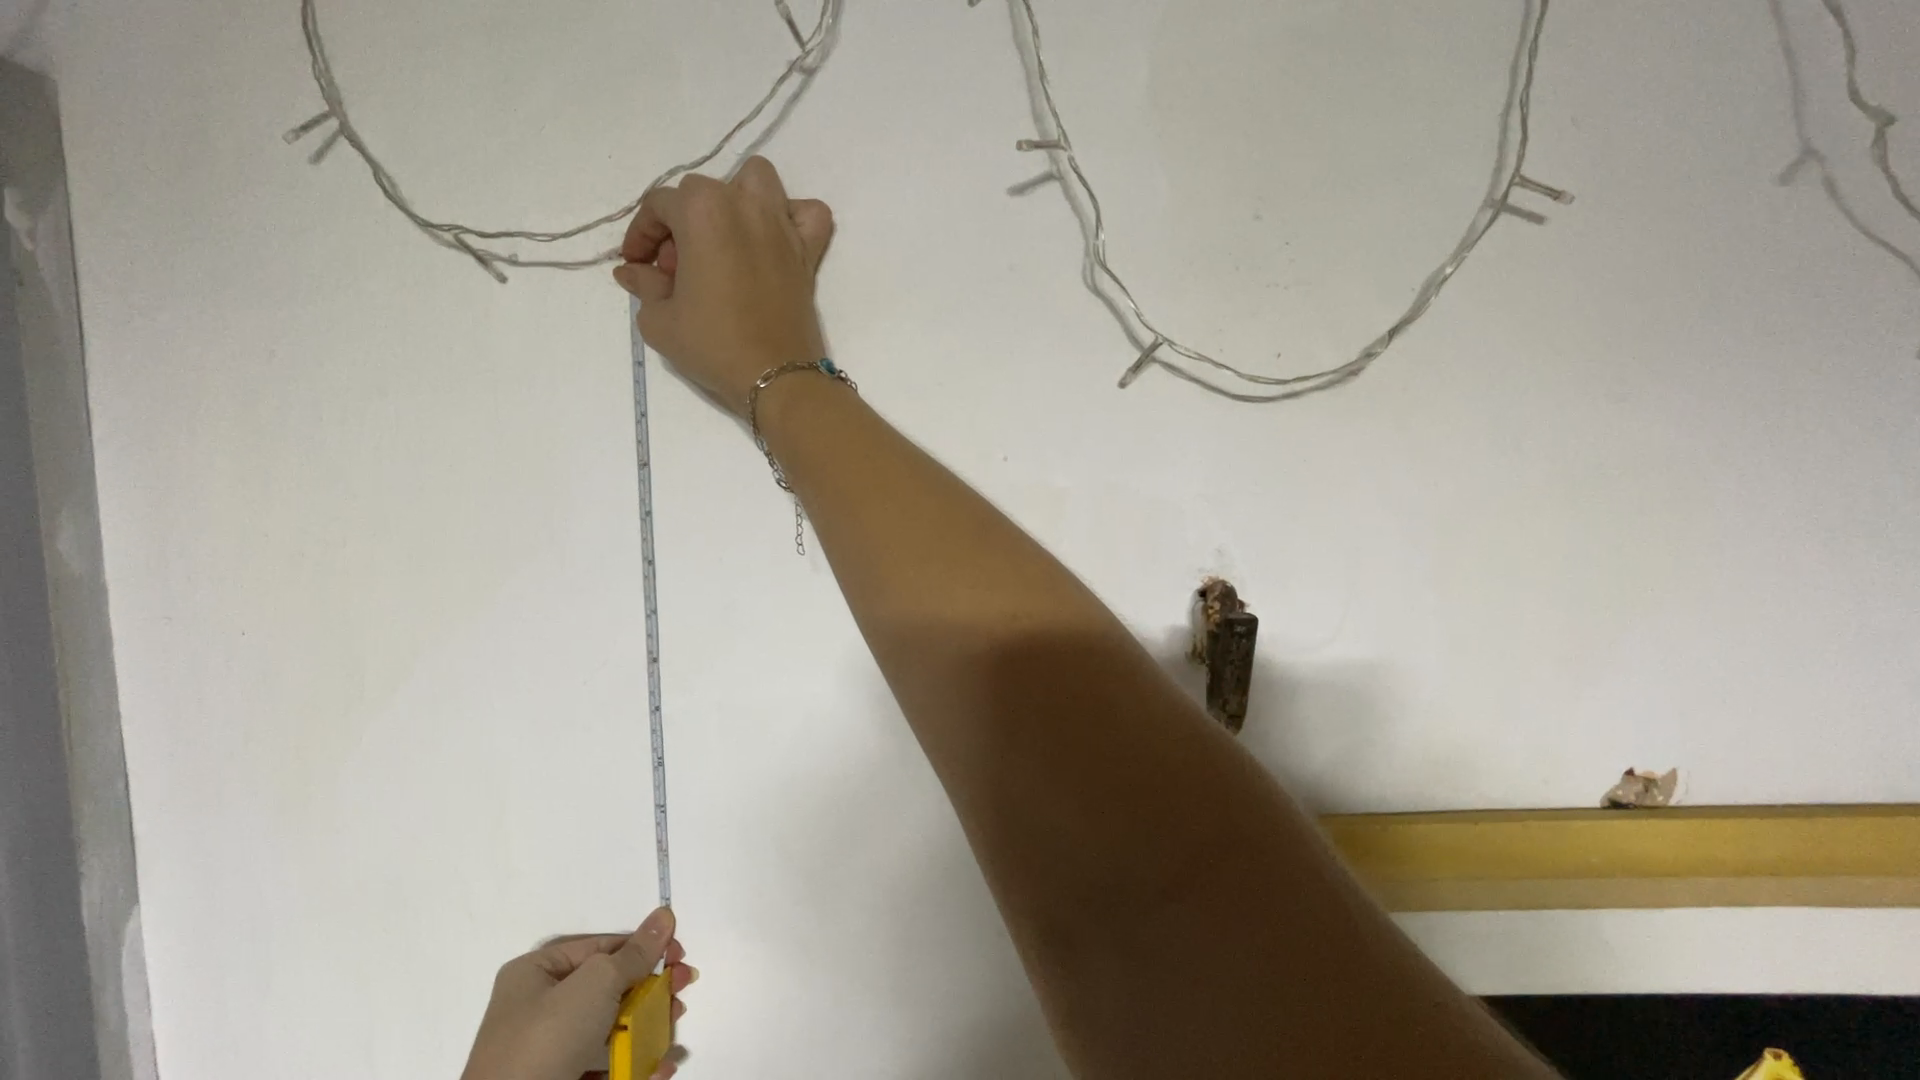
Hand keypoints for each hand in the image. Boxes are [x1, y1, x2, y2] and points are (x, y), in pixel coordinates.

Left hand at [461, 908, 696, 1079]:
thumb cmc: (547, 1041)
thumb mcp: (596, 983)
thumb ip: (635, 953)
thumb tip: (664, 915)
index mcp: (536, 974)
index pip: (600, 947)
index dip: (643, 947)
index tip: (679, 955)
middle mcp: (539, 1008)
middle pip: (609, 988)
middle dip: (652, 988)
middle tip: (683, 991)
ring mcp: (548, 1052)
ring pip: (610, 1029)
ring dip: (650, 1027)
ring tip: (675, 1030)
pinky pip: (604, 1068)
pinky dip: (634, 1066)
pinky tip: (660, 1068)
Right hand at [612, 156, 834, 415]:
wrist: (776, 377)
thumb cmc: (713, 346)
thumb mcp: (659, 319)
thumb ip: (644, 285)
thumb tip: (634, 271)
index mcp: (702, 211)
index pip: (659, 204)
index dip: (641, 235)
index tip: (637, 266)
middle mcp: (744, 204)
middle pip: (703, 192)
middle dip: (681, 224)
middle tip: (676, 271)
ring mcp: (782, 224)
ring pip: (757, 181)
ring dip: (735, 199)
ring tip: (722, 241)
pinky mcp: (809, 250)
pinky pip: (810, 215)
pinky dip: (794, 218)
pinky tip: (774, 242)